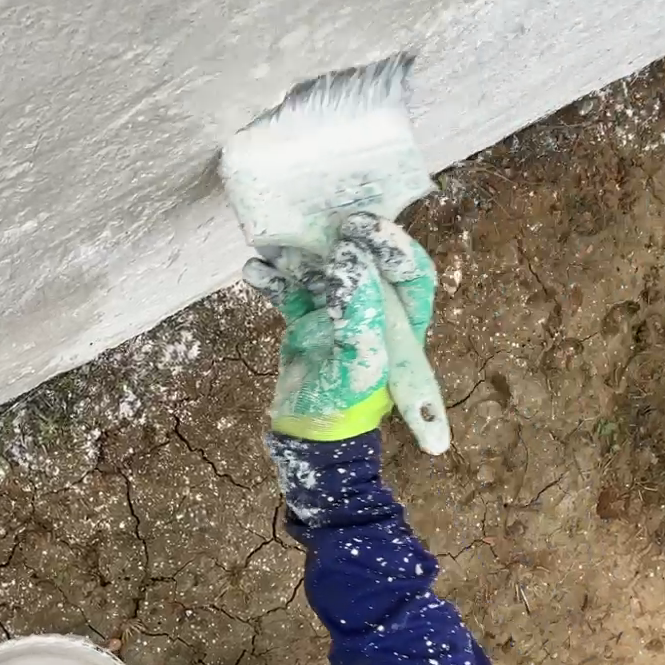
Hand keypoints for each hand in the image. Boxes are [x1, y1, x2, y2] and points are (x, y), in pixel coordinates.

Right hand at [243, 214, 436, 441]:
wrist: (306, 442)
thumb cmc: (342, 411)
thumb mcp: (358, 366)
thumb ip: (359, 312)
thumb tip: (348, 258)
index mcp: (400, 324)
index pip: (409, 272)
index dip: (390, 245)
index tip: (358, 227)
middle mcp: (373, 312)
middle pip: (363, 261)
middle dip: (338, 239)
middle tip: (311, 222)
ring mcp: (337, 315)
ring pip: (323, 270)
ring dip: (298, 255)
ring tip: (272, 243)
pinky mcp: (306, 322)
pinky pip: (292, 291)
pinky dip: (275, 279)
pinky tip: (255, 271)